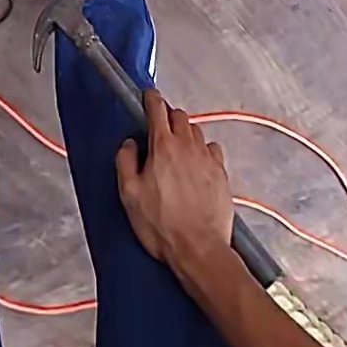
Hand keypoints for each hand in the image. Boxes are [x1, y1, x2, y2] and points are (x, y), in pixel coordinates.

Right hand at [116, 91, 234, 275]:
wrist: (199, 249)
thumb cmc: (161, 224)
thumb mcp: (130, 195)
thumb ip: (125, 162)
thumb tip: (130, 144)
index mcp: (163, 146)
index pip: (158, 109)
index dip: (151, 99)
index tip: (148, 96)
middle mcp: (187, 145)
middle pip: (179, 115)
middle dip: (168, 116)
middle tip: (160, 129)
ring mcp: (207, 157)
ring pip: (196, 130)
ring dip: (185, 133)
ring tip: (178, 149)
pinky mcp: (221, 172)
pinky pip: (212, 149)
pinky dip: (203, 150)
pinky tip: (197, 164)